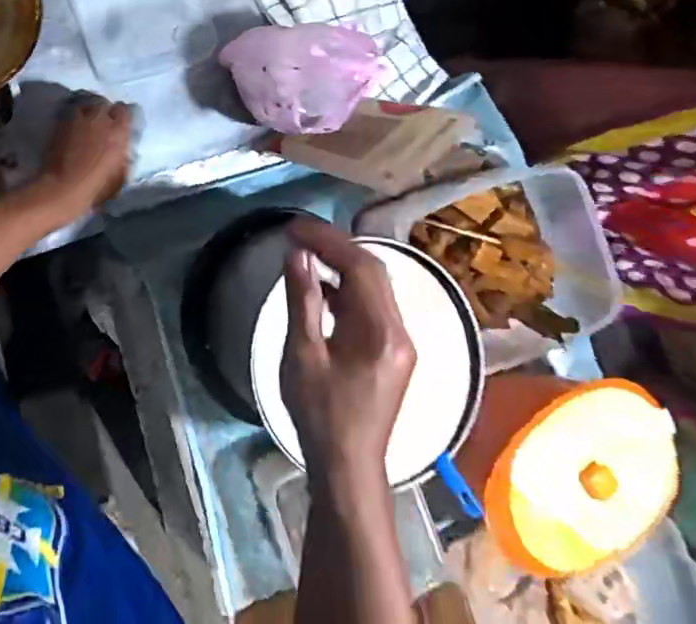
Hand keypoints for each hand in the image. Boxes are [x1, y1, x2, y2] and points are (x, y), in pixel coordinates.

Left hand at [37, 95, 132, 211]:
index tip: (121, 123)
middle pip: (105, 102)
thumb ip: (124, 156)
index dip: (123, 116)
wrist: (64, 188)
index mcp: (119, 131)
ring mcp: (79, 119)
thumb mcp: (121, 175)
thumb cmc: (97, 186)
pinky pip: (70, 109)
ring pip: (86, 102)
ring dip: (88, 109)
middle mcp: (100, 119)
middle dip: (105, 110)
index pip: (126, 109)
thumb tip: (124, 149)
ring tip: (87, 118)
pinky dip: (73, 113)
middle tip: (103, 121)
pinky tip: (73, 123)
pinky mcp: (61, 122)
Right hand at [280, 218, 416, 479]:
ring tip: (307, 252)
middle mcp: (400, 331)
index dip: (327, 240)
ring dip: (344, 265)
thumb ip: (303, 300)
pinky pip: (374, 306)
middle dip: (336, 246)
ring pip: (375, 287)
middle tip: (299, 234)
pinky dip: (349, 289)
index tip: (294, 228)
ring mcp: (401, 342)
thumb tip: (298, 254)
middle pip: (373, 272)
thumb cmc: (320, 414)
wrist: (348, 468)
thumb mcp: (302, 356)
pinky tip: (324, 287)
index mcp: (380, 332)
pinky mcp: (394, 352)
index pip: (359, 267)